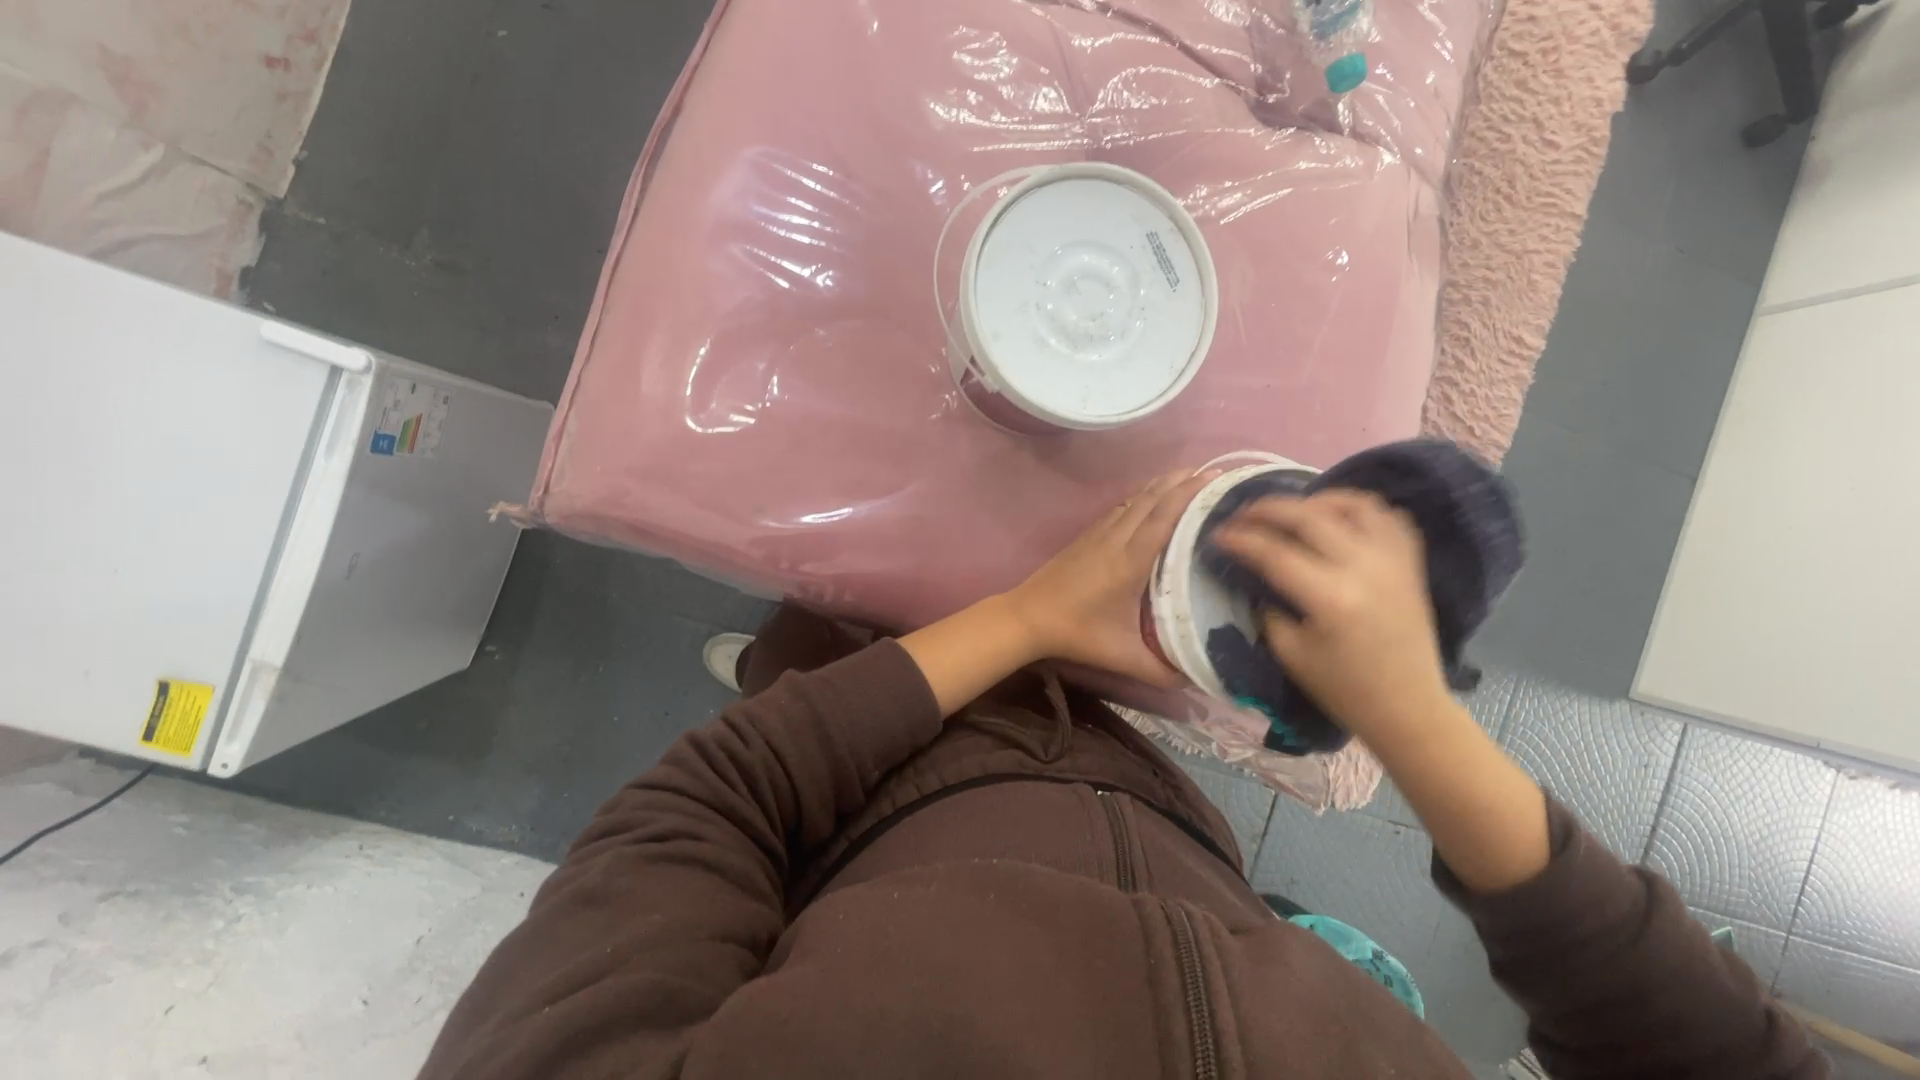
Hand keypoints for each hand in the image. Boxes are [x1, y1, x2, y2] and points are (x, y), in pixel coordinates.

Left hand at [1003, 469, 1218, 687]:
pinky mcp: (1089, 535)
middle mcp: (1116, 538)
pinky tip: (1156, 496)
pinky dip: (1145, 496)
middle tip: (1217, 473)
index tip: (1217, 479)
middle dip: (1184, 481)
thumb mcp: (1123, 657)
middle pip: (1152, 498)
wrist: (1027, 617)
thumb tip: (1202, 678)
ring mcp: (1100, 533)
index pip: (1163, 518)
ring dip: (1164, 484)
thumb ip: (1162, 670)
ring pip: (1136, 498)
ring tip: (1193, 476)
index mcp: (1129, 561)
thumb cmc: (1077, 634)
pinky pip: (1123, 506)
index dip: (1190, 496)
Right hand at [1211, 490, 1452, 744]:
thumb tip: (1256, 574)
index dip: (1240, 539)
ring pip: (1351, 504)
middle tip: (1241, 514)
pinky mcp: (1410, 562)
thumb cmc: (1342, 688)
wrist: (1407, 707)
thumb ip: (1269, 606)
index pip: (1274, 551)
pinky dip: (1358, 509)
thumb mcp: (1289, 652)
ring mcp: (1393, 560)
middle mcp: (1363, 567)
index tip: (1217, 534)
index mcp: (1329, 597)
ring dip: (1314, 500)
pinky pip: (1386, 516)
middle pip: (1307, 516)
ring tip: (1291, 511)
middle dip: (1266, 509)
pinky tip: (1336, 517)